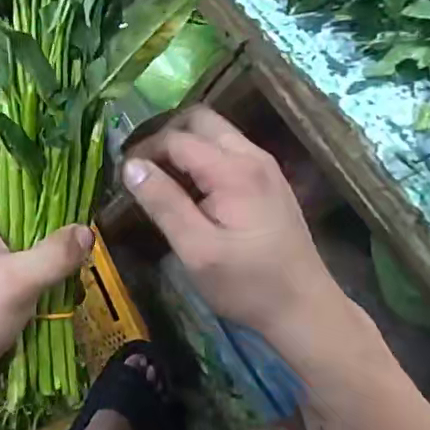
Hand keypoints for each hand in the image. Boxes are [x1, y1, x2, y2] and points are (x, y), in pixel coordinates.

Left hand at [0, 176, 92, 407]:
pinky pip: (7, 259)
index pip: (1, 171)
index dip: (33, 171)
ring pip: (12, 235)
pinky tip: (53, 277)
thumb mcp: (19, 280)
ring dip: (39, 244)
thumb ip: (55, 253)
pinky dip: (28, 265)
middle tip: (78, 221)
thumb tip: (87, 231)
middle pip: (12, 204)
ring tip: (73, 250)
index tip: (67, 179)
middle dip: (45, 215)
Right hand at [122, 107, 342, 333]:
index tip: (123, 175)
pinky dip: (201, 156)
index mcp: (234, 171)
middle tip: (142, 166)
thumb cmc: (247, 284)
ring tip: (160, 176)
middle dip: (165, 135)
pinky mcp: (267, 180)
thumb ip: (163, 203)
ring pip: (215, 132)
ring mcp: (264, 166)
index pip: (176, 139)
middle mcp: (252, 156)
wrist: (305, 310)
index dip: (144, 151)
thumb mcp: (196, 250)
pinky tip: (188, 187)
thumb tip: (131, 166)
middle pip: (199, 120)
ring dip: (183, 144)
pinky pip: (227, 149)